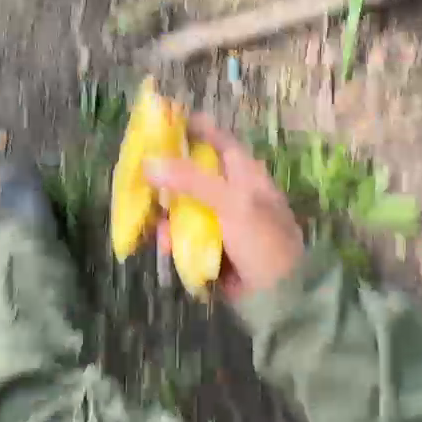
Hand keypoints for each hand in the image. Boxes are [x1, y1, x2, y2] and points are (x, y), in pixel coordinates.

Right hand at [146, 115, 305, 301]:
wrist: (282, 299)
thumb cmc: (263, 240)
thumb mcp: (231, 203)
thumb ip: (190, 179)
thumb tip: (148, 163)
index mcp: (245, 173)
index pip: (216, 139)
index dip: (191, 127)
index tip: (160, 122)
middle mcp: (232, 190)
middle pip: (192, 170)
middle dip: (166, 171)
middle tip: (139, 170)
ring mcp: (221, 219)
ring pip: (183, 202)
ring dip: (165, 208)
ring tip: (149, 214)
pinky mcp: (211, 244)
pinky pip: (184, 232)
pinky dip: (171, 235)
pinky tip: (162, 242)